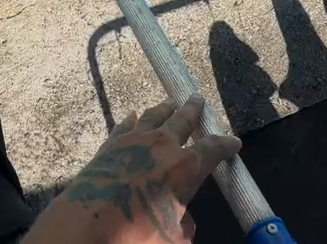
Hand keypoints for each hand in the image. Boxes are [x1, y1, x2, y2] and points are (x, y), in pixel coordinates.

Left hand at [24, 94, 240, 243]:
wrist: (92, 220)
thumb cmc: (140, 233)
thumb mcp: (173, 238)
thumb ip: (184, 226)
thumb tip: (185, 221)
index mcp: (184, 168)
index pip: (211, 150)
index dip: (224, 145)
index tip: (234, 141)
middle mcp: (162, 145)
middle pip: (182, 120)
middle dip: (192, 109)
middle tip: (198, 98)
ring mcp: (134, 140)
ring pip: (154, 116)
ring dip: (165, 108)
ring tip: (171, 101)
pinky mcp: (112, 143)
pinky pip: (126, 125)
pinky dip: (132, 119)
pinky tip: (134, 115)